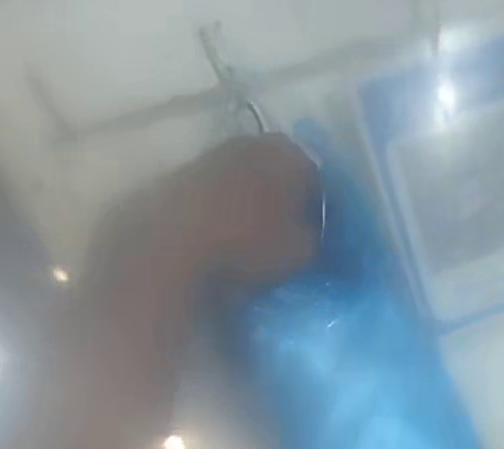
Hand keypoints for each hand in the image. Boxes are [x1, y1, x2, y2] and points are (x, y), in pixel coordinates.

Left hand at [165, 133, 320, 281]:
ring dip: (263, 200)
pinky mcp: (186, 173)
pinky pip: (227, 188)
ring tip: (269, 233)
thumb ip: (319, 232)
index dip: (325, 207)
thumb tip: (320, 228)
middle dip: (292, 197)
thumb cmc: (253, 245)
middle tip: (299, 231)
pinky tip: (240, 231)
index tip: (326, 232)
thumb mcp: (306, 249)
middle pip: (283, 171)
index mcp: (288, 155)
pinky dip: (237, 205)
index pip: (320, 178)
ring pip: (253, 177)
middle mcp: (251, 143)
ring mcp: (215, 154)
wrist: (177, 250)